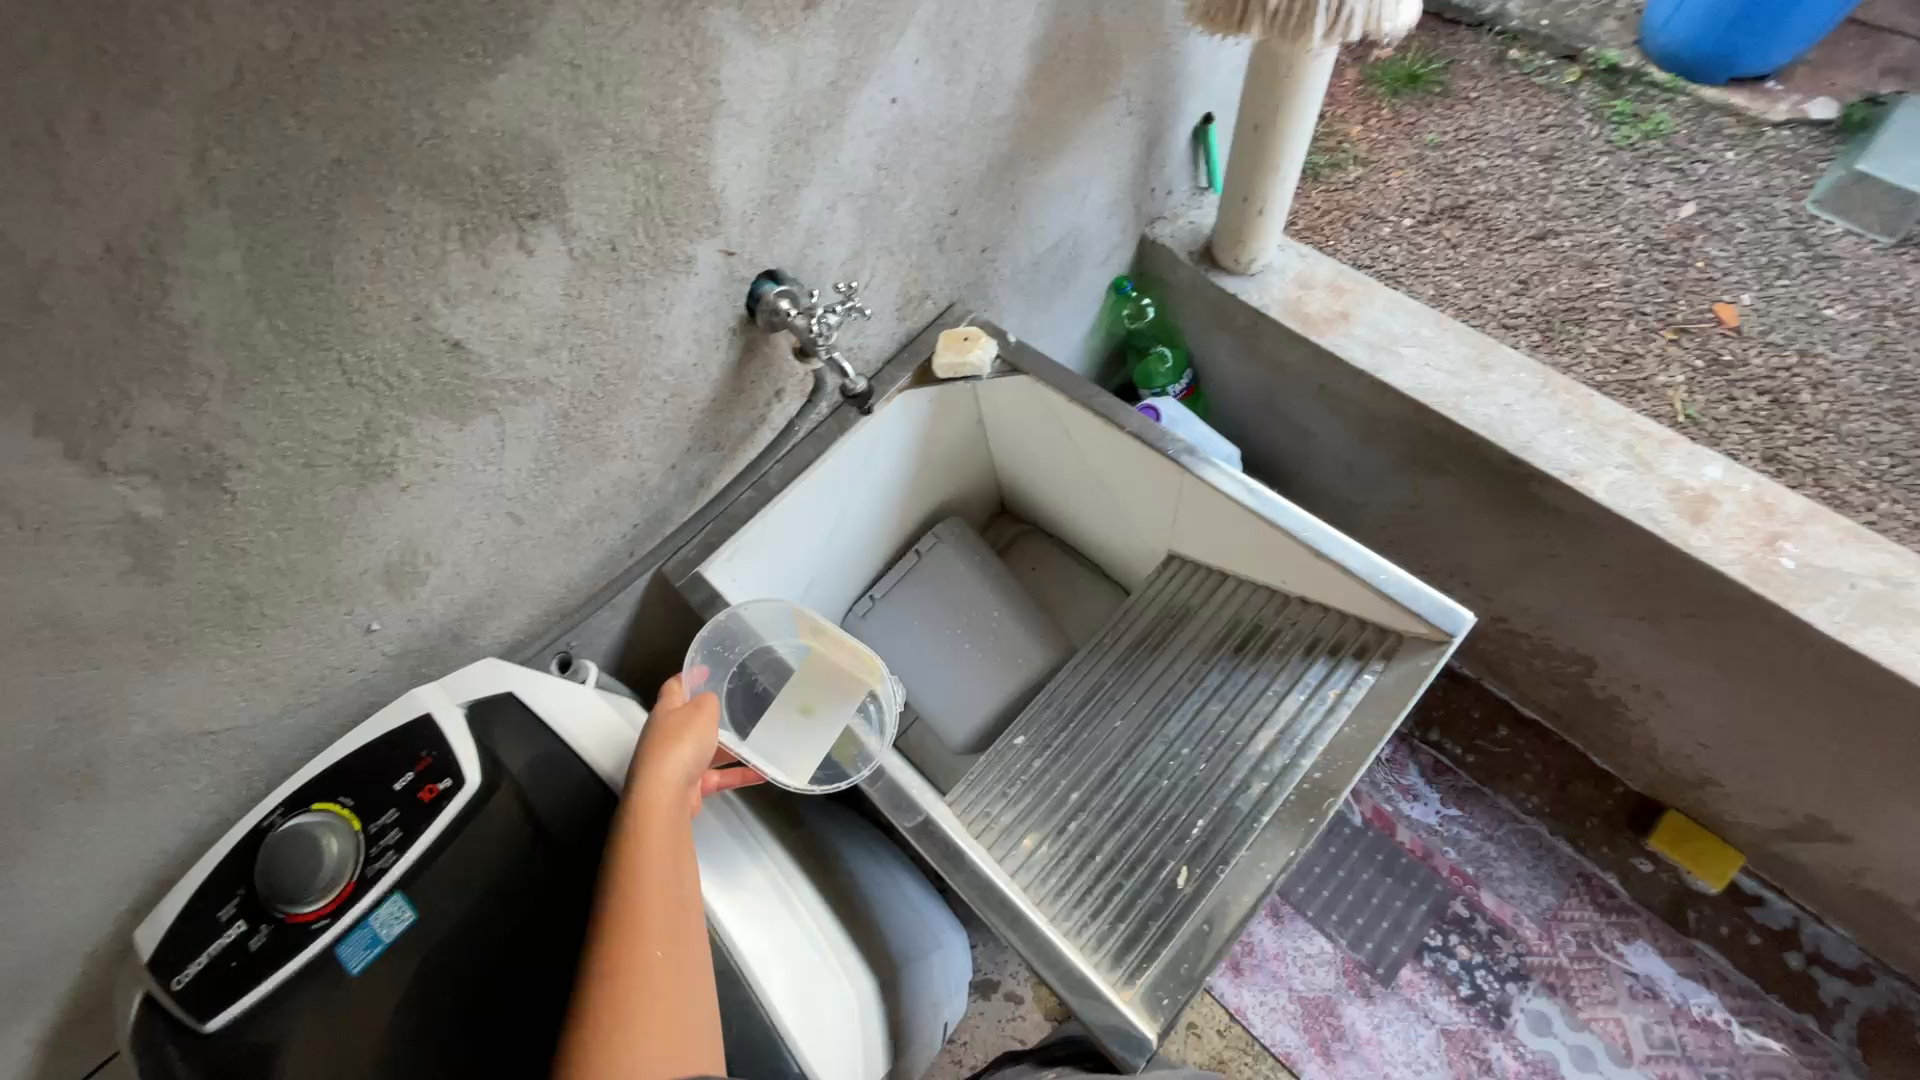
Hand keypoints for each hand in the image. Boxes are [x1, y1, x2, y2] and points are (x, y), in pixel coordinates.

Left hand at [630, 673, 764, 816]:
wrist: (664, 796)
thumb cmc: (681, 743)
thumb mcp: (701, 710)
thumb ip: (708, 702)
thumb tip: (708, 702)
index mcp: (666, 712)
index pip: (674, 687)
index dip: (689, 676)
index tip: (707, 669)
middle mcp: (667, 736)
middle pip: (691, 722)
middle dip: (712, 717)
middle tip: (737, 708)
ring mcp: (677, 763)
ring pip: (708, 751)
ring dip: (731, 750)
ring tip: (758, 742)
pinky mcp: (688, 787)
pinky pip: (718, 776)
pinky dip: (738, 775)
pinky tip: (762, 774)